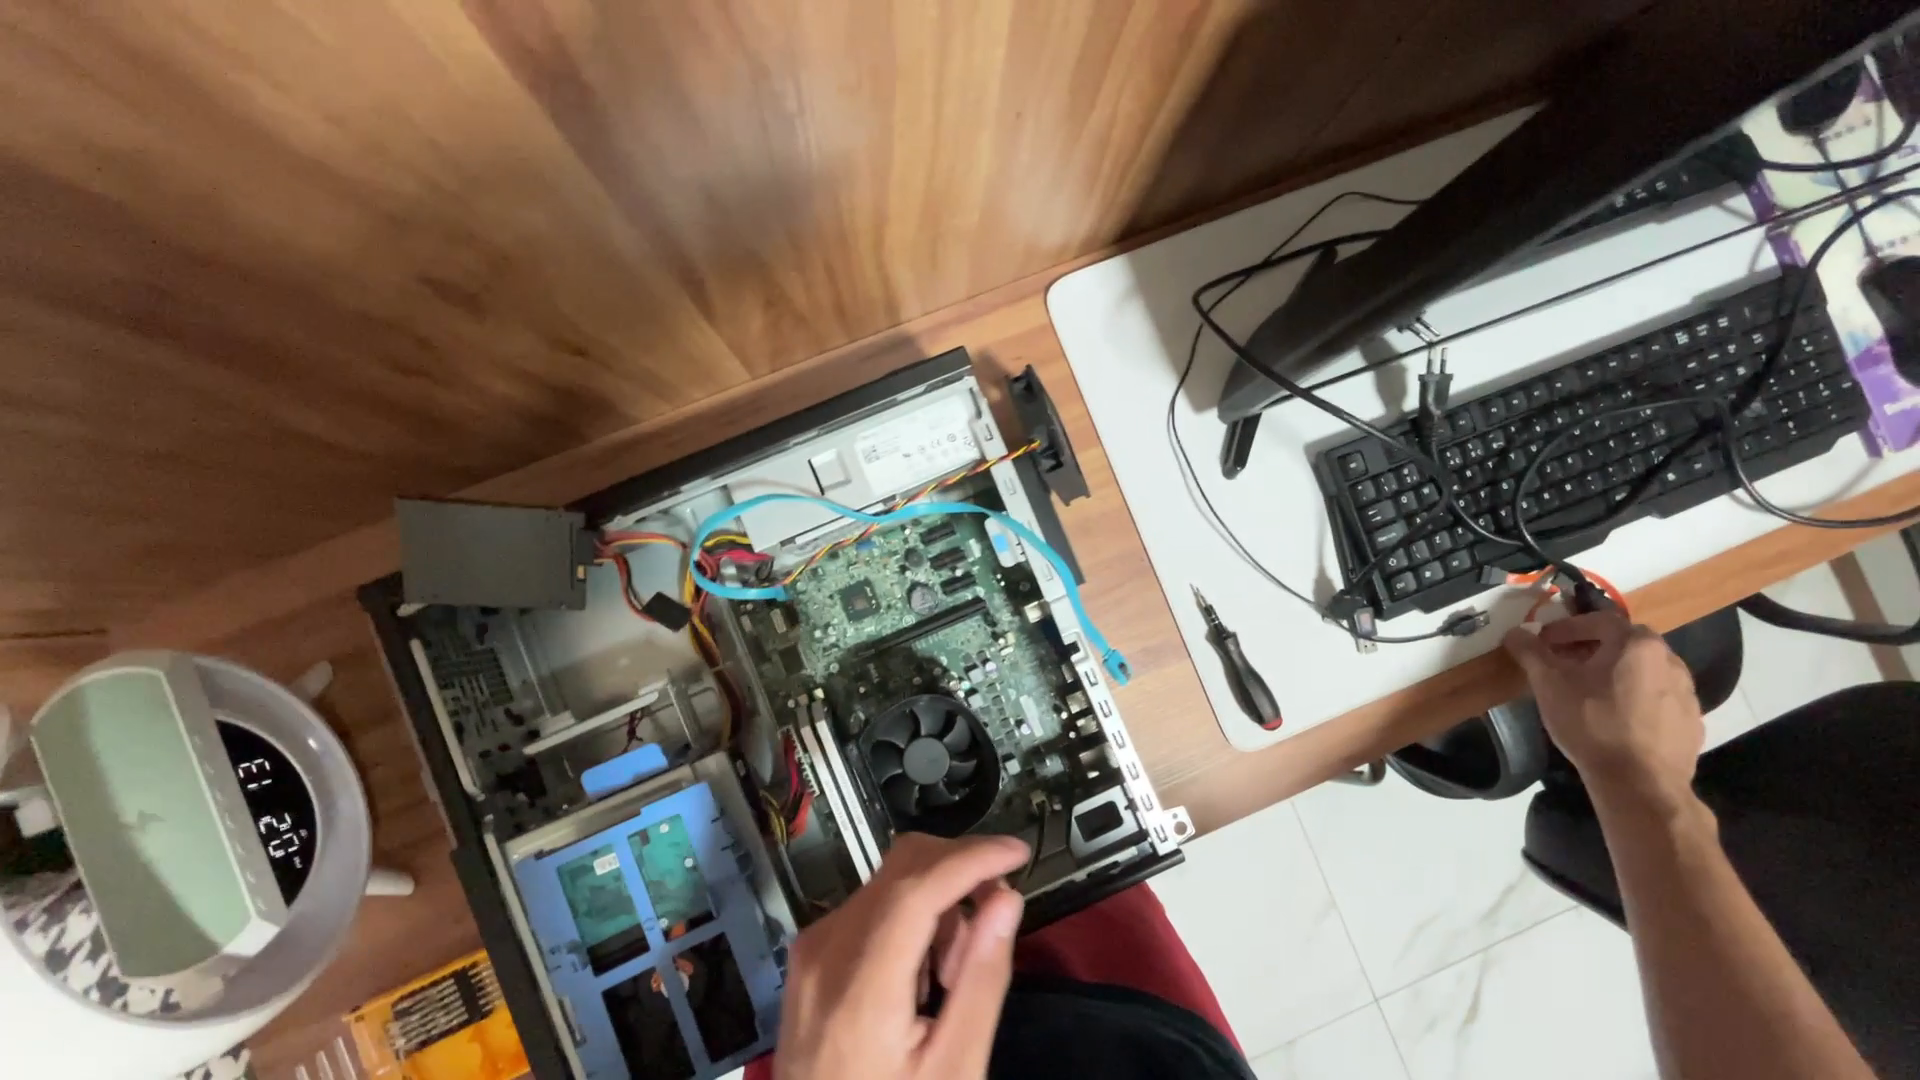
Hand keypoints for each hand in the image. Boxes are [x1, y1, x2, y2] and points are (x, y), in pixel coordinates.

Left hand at [775, 832, 1029, 1079]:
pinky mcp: (811, 954)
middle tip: (991, 930)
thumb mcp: (953, 1071)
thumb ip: (981, 983)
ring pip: (890, 881)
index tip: (1018, 853)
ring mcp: (812, 948)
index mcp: (860, 986)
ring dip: (939, 903)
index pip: (917, 887)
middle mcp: (826, 949)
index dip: (972, 858)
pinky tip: (924, 975)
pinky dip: (911, 918)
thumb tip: (1006, 899)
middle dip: (961, 875)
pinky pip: (872, 905)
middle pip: (902, 867)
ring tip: (953, 976)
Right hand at [1504, 610, 1704, 813]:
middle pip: (1623, 642)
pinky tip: (1614, 715)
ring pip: (1642, 669)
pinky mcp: (1690, 719)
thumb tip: (1515, 632)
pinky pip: (1657, 695)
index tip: (1543, 642)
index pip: (1597, 621)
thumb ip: (1530, 652)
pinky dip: (1634, 695)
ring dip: (1614, 671)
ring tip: (1588, 690)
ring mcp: (1685, 691)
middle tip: (1563, 663)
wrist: (1640, 780)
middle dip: (1590, 648)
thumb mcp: (1549, 683)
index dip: (1565, 628)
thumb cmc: (1591, 721)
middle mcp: (1669, 660)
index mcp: (1636, 644)